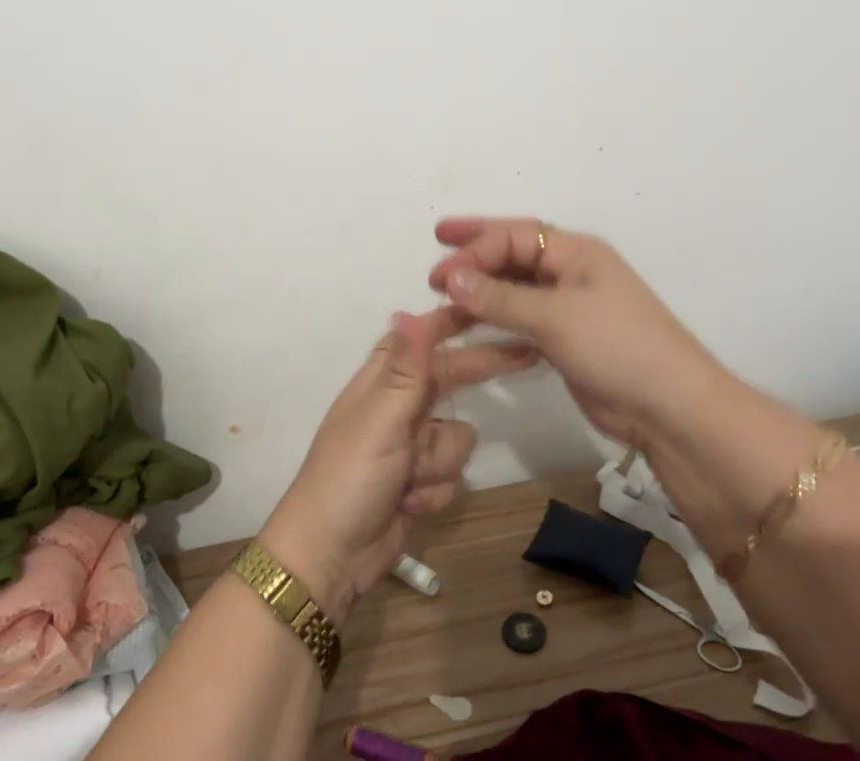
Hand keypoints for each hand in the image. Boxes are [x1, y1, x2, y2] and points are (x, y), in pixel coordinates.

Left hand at [258, 307, 534, 619]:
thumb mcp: (380, 422)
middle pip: (449, 378)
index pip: (420, 338)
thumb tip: (410, 311)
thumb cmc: (349, 480)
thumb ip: (405, 370)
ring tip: (409, 481)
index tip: (492, 303)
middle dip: (480, 372)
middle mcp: (396, 408)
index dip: (452, 320)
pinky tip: (409, 505)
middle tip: (529, 356)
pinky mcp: (418, 482)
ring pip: (457, 436)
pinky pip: (451, 473)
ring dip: (439, 462)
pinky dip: (434, 491)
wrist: (331, 557)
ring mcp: (408, 447)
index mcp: (379, 384)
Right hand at [427, 217, 728, 449]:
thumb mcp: (555, 316)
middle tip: (434, 261)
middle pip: (514, 256)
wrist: (668, 406)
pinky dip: (496, 321)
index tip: (439, 272)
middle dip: (474, 256)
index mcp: (577, 252)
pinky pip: (522, 322)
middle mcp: (571, 273)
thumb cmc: (616, 346)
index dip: (475, 248)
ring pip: (515, 291)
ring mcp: (570, 309)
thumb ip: (500, 297)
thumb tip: (450, 276)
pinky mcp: (566, 342)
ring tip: (443, 297)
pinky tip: (473, 328)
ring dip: (480, 292)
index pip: (516, 236)